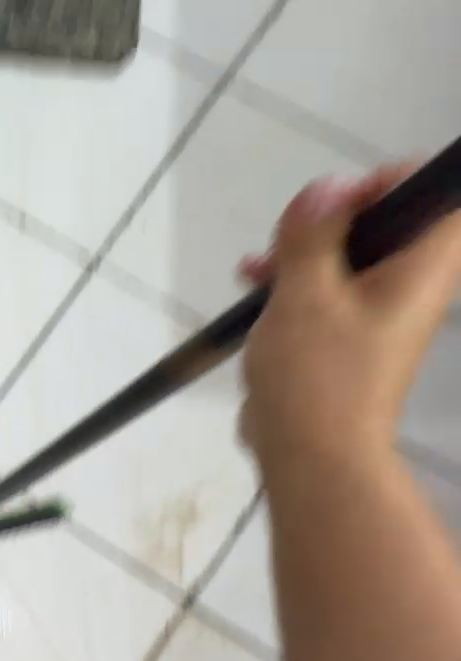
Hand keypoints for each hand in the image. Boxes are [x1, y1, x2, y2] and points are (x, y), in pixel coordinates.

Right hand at [238, 166, 460, 470]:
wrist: (311, 444)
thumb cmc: (316, 371)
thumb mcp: (304, 298)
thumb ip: (312, 240)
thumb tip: (324, 186)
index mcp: (426, 264)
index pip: (438, 193)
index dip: (387, 183)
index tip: (330, 202)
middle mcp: (415, 279)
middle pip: (389, 221)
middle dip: (331, 220)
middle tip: (285, 240)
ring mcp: (381, 307)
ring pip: (351, 254)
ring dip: (303, 253)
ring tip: (255, 268)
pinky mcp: (347, 330)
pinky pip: (329, 286)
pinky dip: (295, 281)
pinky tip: (255, 288)